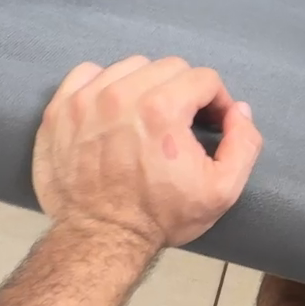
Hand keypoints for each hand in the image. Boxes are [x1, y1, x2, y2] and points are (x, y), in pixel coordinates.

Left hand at [33, 56, 262, 250]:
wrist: (102, 239)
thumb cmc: (162, 216)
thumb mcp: (222, 190)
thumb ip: (244, 143)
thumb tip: (239, 111)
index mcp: (162, 110)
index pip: (204, 78)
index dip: (218, 101)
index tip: (214, 123)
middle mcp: (121, 94)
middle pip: (169, 67)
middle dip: (186, 91)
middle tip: (185, 123)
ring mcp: (85, 99)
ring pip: (131, 67)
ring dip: (149, 85)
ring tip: (150, 118)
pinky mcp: (60, 110)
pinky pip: (89, 73)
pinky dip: (107, 84)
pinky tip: (116, 110)